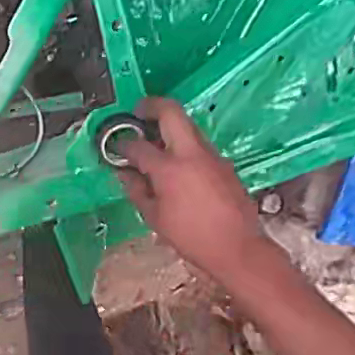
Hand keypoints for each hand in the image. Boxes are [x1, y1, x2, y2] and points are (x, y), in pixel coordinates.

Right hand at [116, 97, 279, 287]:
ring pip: (187, 126)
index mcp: (169, 168)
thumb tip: (125, 174)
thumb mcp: (154, 217)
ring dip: (169, 126)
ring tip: (155, 142)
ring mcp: (212, 155)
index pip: (138, 146)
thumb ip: (136, 190)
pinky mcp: (224, 164)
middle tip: (137, 112)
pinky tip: (177, 166)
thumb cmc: (191, 237)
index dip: (122, 145)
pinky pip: (198, 145)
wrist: (239, 248)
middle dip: (151, 106)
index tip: (116, 148)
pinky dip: (183, 146)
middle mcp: (191, 153)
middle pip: (171, 112)